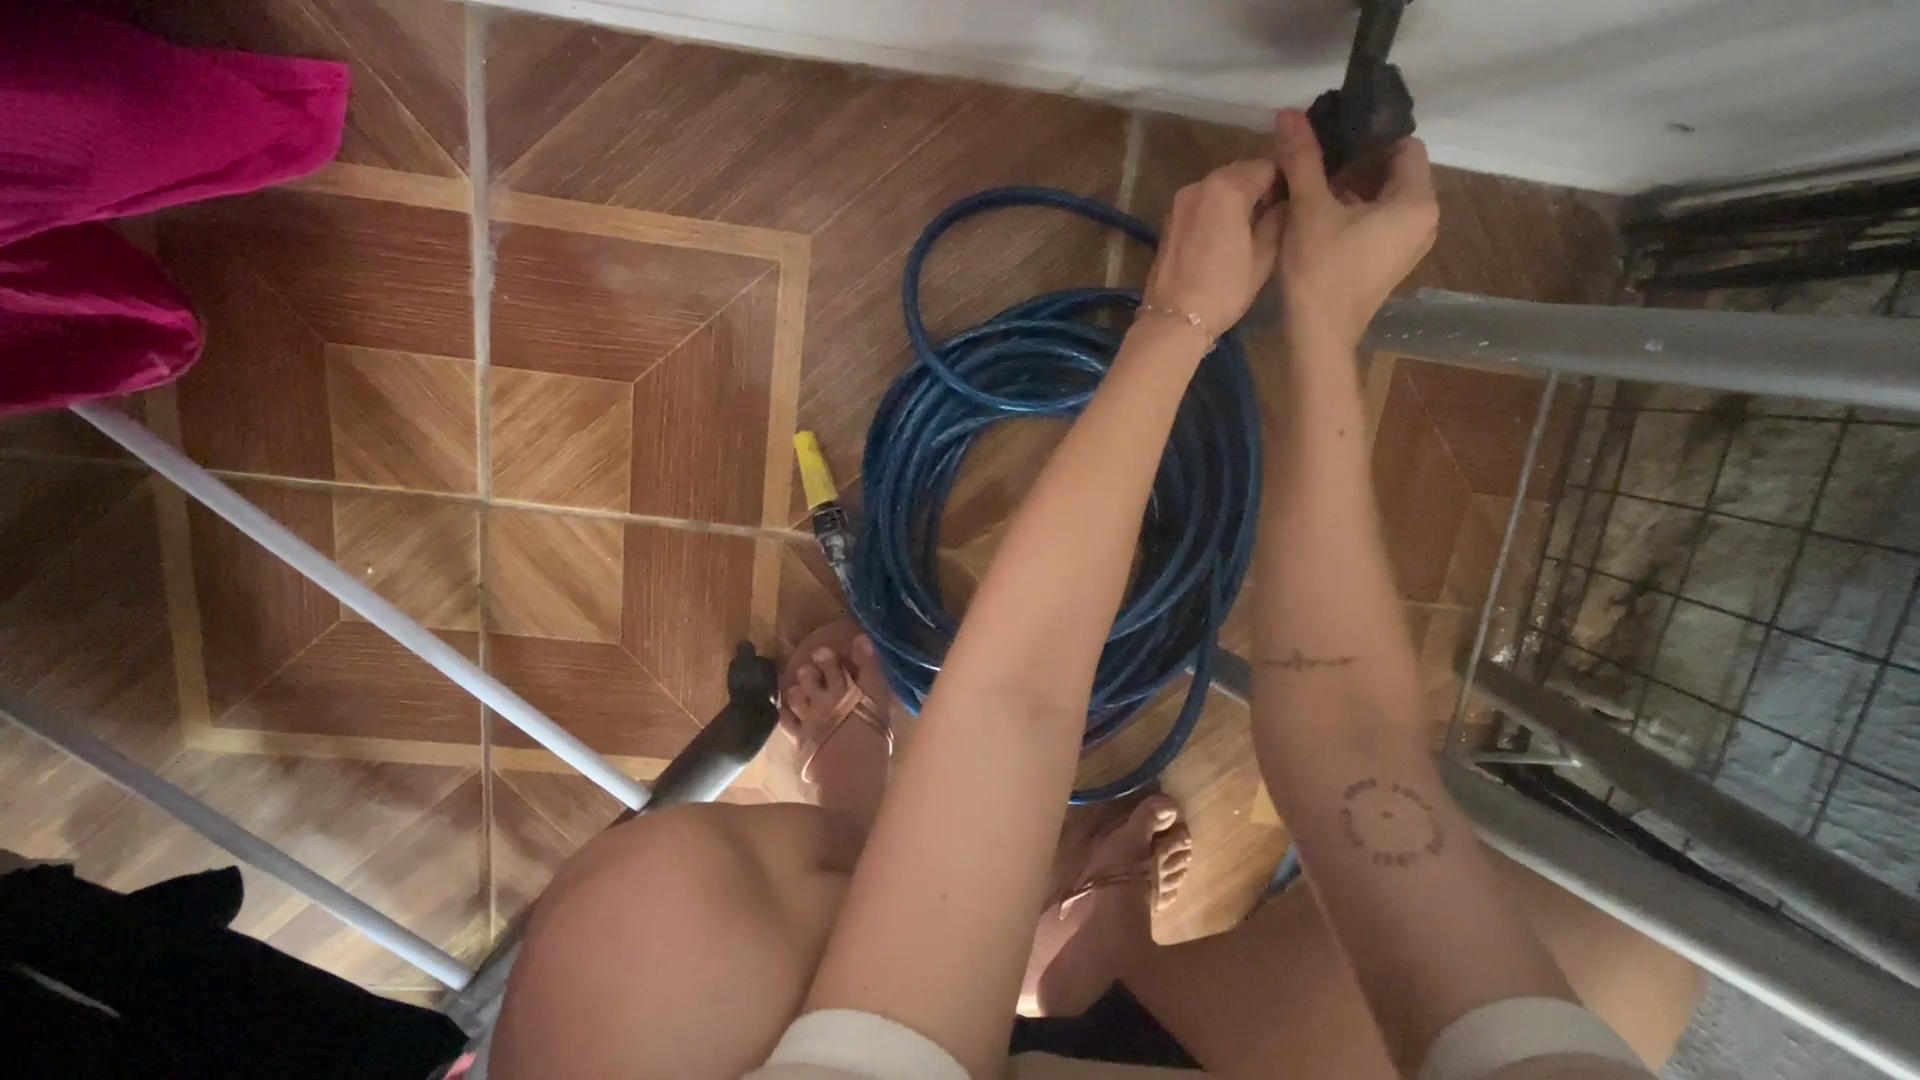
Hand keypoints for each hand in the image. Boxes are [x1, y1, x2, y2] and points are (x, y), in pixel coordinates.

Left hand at [1142, 159, 1283, 339]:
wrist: (1173, 320)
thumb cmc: (1223, 290)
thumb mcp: (1263, 257)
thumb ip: (1277, 220)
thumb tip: (1285, 203)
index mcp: (1227, 189)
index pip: (1267, 167)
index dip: (1283, 182)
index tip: (1291, 203)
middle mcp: (1200, 185)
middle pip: (1240, 172)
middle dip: (1258, 187)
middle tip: (1272, 216)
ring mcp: (1180, 202)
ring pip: (1218, 186)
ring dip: (1236, 198)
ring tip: (1248, 227)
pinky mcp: (1169, 219)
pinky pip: (1201, 203)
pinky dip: (1216, 209)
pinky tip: (1223, 234)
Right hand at [1271, 108, 1437, 350]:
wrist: (1319, 335)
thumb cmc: (1320, 270)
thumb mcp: (1309, 208)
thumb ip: (1304, 158)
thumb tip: (1288, 112)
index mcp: (1417, 200)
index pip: (1404, 145)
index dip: (1367, 140)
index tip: (1331, 149)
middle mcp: (1427, 218)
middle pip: (1396, 171)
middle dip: (1358, 166)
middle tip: (1318, 172)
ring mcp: (1412, 244)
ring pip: (1387, 198)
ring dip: (1354, 192)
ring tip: (1316, 197)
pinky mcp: (1394, 262)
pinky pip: (1383, 223)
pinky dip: (1358, 216)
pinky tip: (1325, 224)